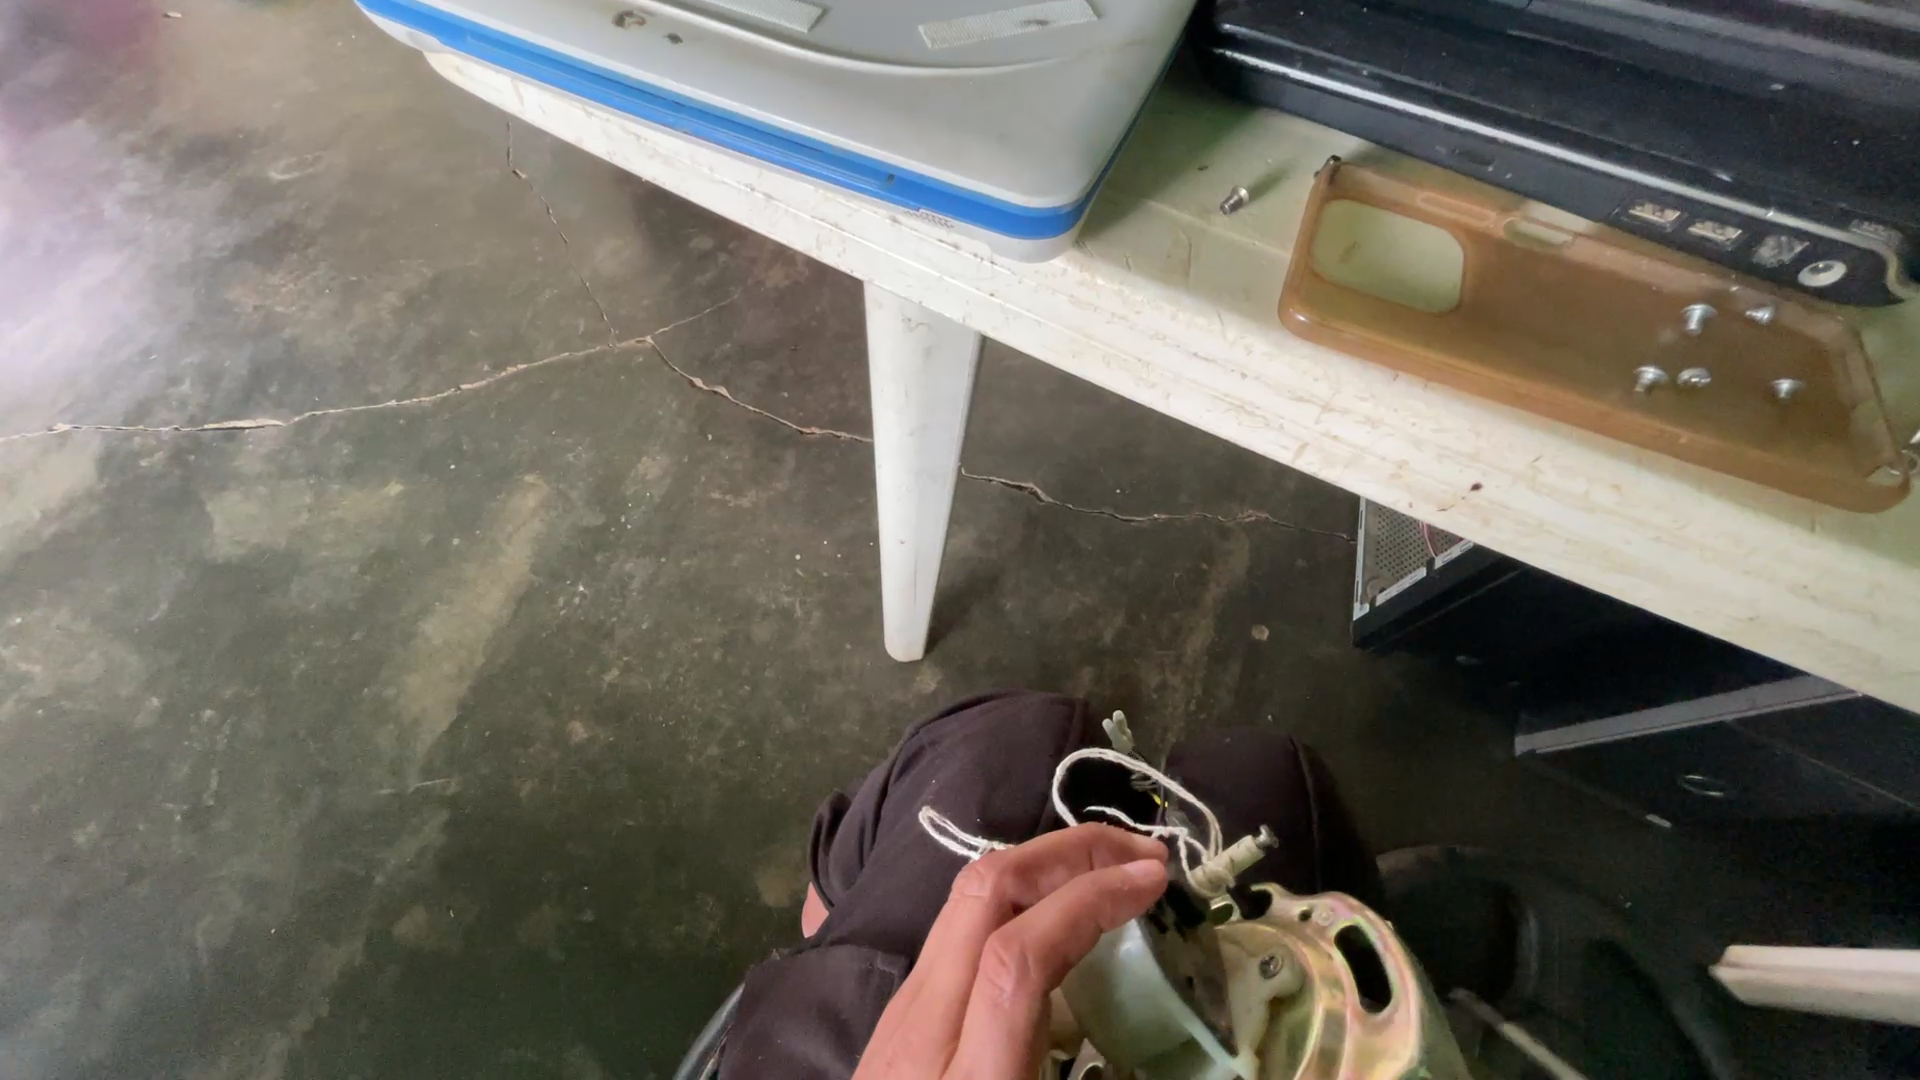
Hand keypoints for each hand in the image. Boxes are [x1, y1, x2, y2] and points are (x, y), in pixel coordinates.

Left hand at [852, 824, 1168, 1078]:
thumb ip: (1089, 1073)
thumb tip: (1160, 1051)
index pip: (1016, 958)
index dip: (1088, 903)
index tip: (1154, 881)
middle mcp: (922, 1027)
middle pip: (982, 893)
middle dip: (1067, 851)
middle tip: (1139, 851)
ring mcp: (903, 1008)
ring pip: (965, 895)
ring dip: (1042, 861)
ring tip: (1106, 863)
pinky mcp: (901, 1007)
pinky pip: (959, 922)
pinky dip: (1018, 892)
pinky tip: (1055, 906)